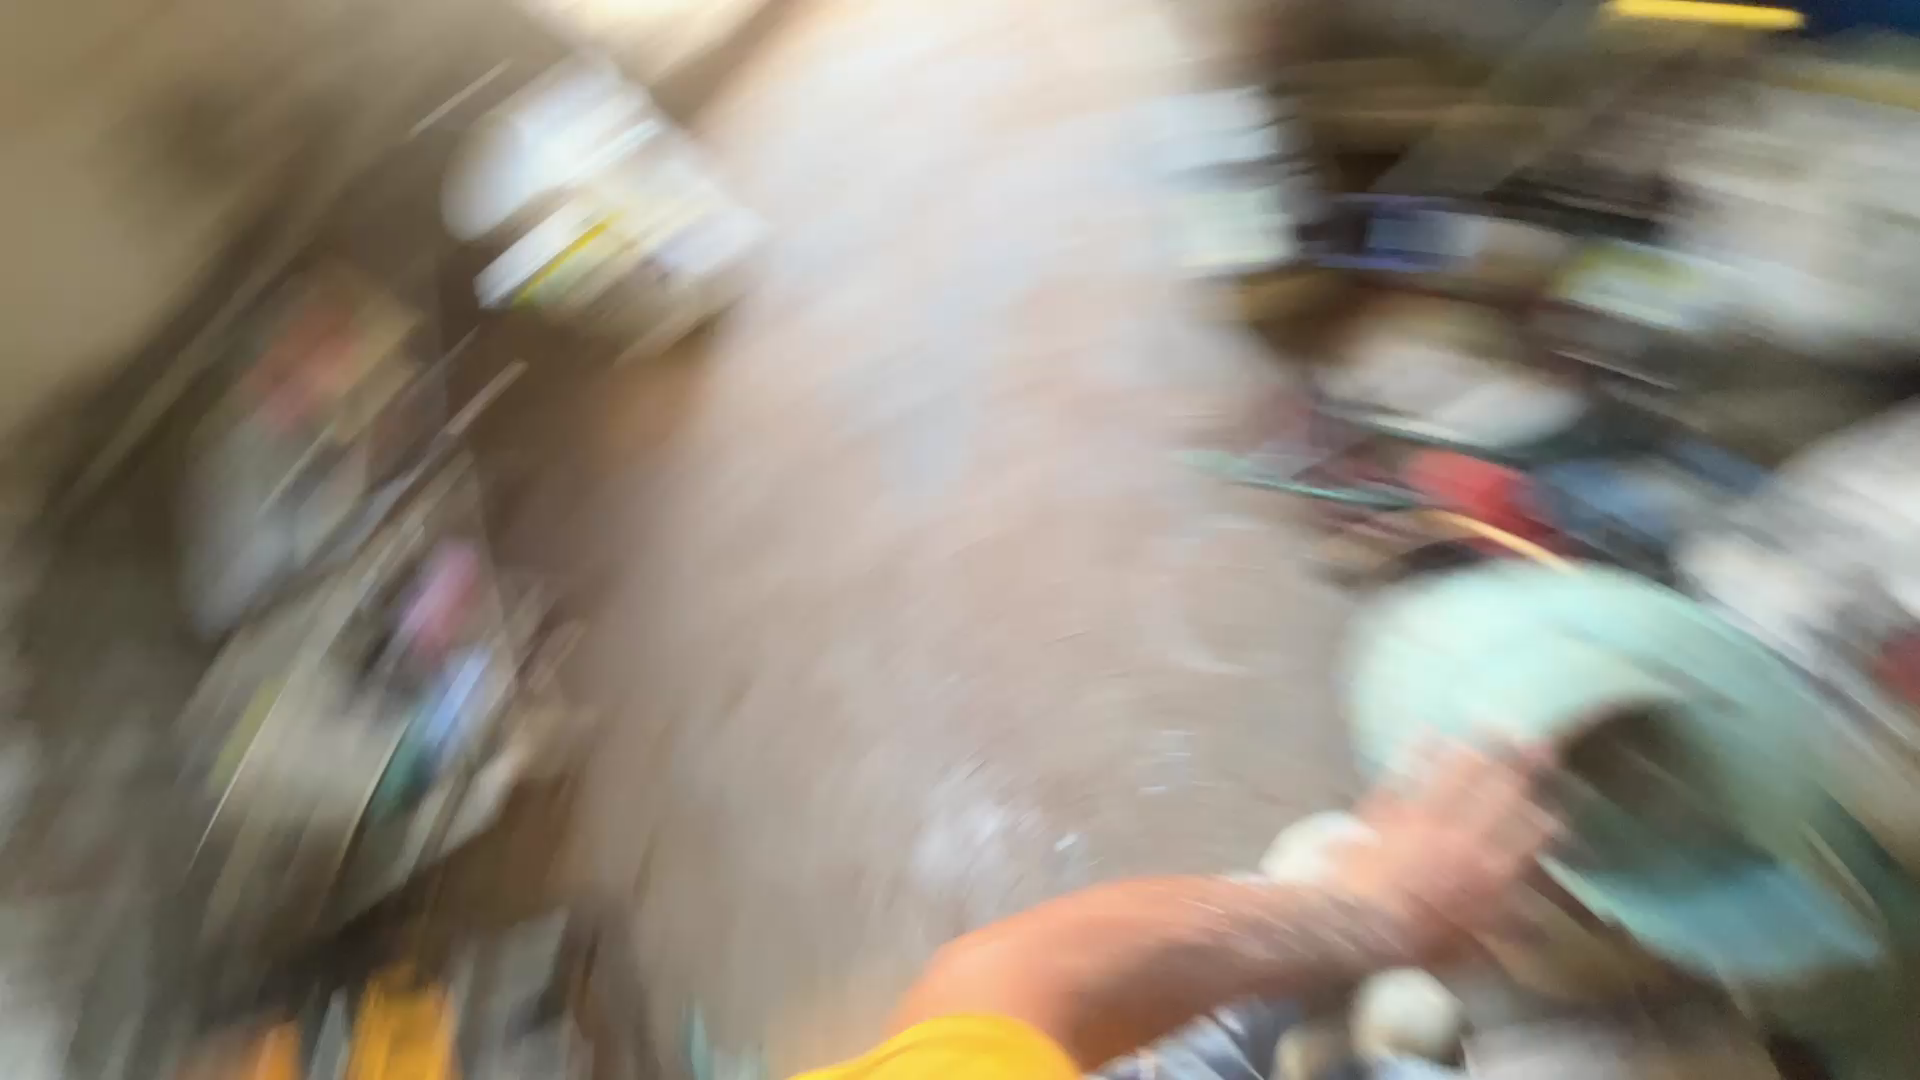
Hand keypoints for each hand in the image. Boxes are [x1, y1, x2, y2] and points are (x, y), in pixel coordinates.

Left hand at [1327, 741, 1561, 957]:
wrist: (1358, 922)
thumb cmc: (1415, 942)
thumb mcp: (1471, 947)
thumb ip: (1502, 930)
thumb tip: (1535, 931)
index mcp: (1490, 874)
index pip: (1529, 838)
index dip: (1547, 817)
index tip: (1559, 800)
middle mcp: (1462, 839)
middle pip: (1498, 795)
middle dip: (1521, 765)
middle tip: (1537, 738)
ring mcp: (1421, 819)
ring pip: (1454, 776)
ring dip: (1475, 747)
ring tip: (1490, 722)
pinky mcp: (1386, 810)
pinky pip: (1405, 775)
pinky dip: (1416, 752)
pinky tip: (1426, 731)